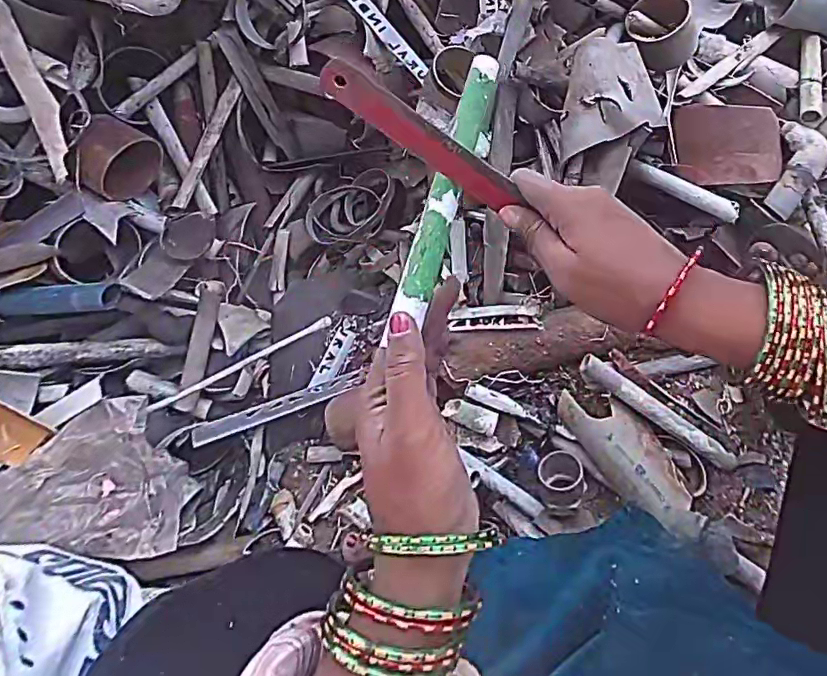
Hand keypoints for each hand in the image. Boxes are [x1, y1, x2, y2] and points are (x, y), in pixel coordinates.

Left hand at [354, 304, 478, 539]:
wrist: (434, 549)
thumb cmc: (419, 497)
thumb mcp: (411, 426)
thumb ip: (404, 372)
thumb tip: (399, 323)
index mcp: (376, 399)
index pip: (394, 338)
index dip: (412, 303)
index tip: (428, 277)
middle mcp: (387, 403)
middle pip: (406, 344)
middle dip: (426, 312)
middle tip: (449, 285)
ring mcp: (407, 415)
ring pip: (419, 359)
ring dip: (434, 330)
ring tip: (450, 306)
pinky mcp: (426, 427)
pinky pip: (431, 379)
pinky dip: (442, 357)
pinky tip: (448, 351)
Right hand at [497, 169, 689, 333]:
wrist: (674, 295)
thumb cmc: (623, 289)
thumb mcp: (561, 270)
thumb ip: (532, 235)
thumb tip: (511, 214)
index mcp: (570, 202)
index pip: (523, 179)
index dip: (502, 193)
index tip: (491, 206)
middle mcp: (590, 195)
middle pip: (543, 195)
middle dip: (531, 221)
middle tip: (534, 257)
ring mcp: (607, 204)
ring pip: (563, 209)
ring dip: (554, 233)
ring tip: (566, 269)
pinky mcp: (619, 217)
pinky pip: (584, 219)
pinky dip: (575, 237)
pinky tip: (584, 266)